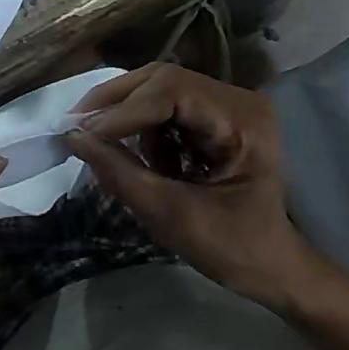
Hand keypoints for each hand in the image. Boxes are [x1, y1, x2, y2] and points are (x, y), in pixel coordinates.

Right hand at [62, 63, 313, 310]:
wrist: (275, 269)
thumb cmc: (235, 249)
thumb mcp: (172, 216)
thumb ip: (121, 173)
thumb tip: (73, 137)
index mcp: (243, 120)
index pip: (171, 94)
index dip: (122, 111)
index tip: (79, 134)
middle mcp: (238, 98)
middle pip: (163, 80)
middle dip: (118, 104)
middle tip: (78, 127)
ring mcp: (227, 104)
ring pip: (160, 90)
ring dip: (131, 119)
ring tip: (119, 156)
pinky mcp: (215, 115)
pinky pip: (166, 107)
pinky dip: (146, 130)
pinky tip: (152, 164)